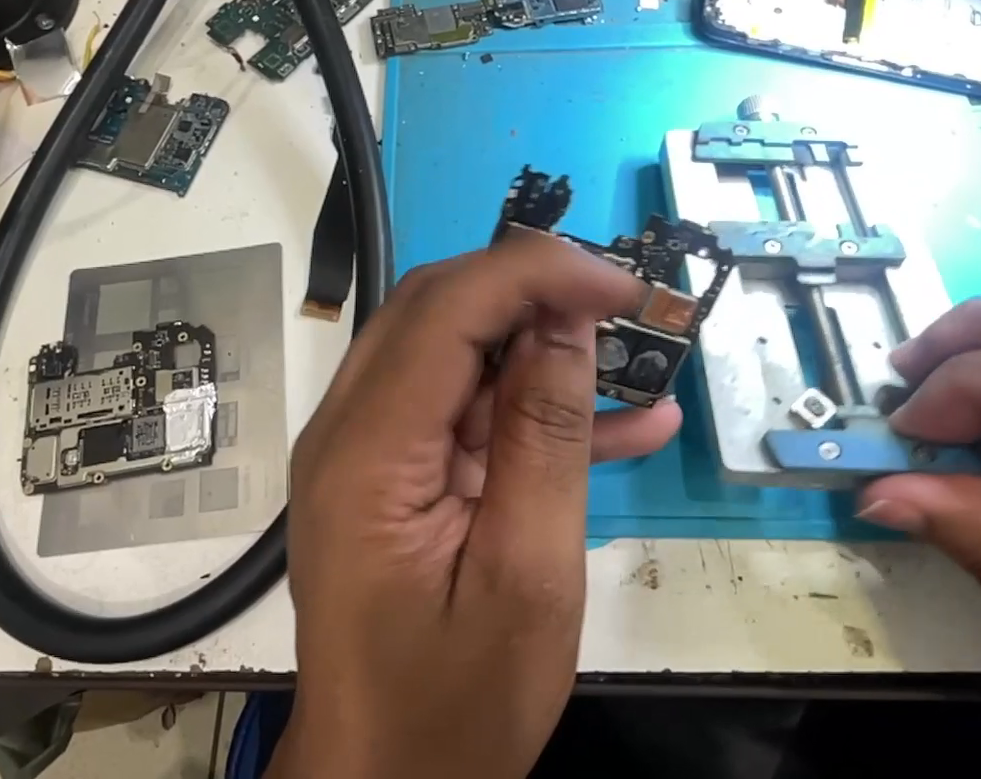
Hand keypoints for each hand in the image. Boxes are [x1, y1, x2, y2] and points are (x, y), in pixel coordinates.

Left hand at [268, 236, 682, 778]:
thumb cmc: (456, 706)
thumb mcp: (526, 575)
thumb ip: (544, 437)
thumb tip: (567, 325)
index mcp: (369, 452)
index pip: (447, 310)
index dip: (535, 274)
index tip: (620, 285)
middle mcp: (349, 430)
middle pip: (438, 312)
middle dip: (533, 292)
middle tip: (624, 308)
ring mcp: (365, 449)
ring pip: (453, 351)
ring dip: (539, 344)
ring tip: (631, 357)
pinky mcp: (391, 473)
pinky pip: (459, 410)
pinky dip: (528, 405)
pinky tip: (620, 424)